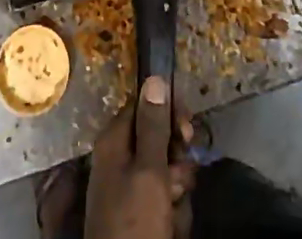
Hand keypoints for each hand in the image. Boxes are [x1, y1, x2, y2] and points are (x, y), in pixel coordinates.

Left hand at [84, 75, 176, 238]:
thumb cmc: (134, 221)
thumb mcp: (148, 171)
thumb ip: (154, 126)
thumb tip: (154, 77)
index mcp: (115, 140)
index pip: (145, 106)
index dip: (168, 114)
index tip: (187, 132)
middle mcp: (121, 157)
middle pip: (160, 140)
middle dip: (177, 160)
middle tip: (179, 178)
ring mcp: (131, 186)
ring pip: (169, 172)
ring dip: (178, 190)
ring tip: (171, 212)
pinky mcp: (143, 212)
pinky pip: (167, 199)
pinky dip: (174, 212)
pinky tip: (172, 226)